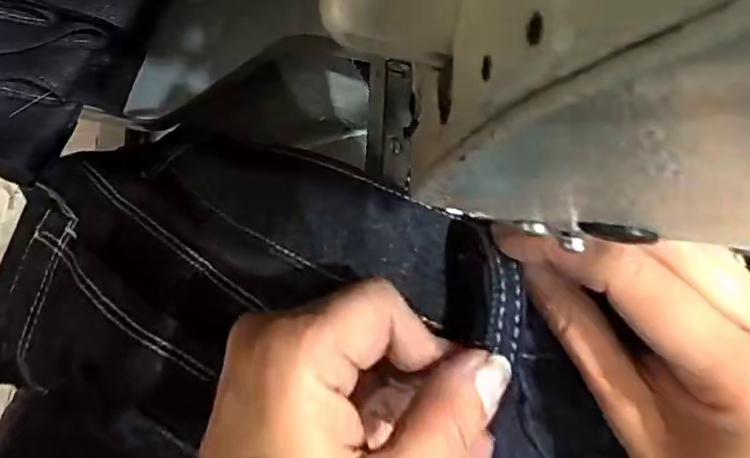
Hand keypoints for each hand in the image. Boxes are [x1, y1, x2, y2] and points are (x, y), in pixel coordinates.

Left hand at [200, 278, 511, 457]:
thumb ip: (445, 419)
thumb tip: (492, 363)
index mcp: (293, 343)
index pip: (382, 305)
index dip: (430, 348)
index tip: (463, 402)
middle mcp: (269, 332)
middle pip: (367, 329)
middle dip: (421, 381)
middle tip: (469, 435)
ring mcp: (258, 359)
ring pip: (351, 355)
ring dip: (401, 399)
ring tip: (450, 446)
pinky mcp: (257, 387)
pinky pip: (325, 376)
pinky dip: (366, 407)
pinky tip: (404, 445)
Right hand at [495, 231, 749, 457]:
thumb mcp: (638, 426)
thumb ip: (582, 334)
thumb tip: (530, 261)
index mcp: (749, 379)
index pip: (638, 275)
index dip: (569, 243)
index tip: (519, 232)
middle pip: (671, 244)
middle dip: (596, 226)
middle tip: (538, 224)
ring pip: (694, 241)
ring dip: (627, 230)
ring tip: (573, 233)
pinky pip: (717, 261)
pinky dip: (663, 251)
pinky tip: (625, 251)